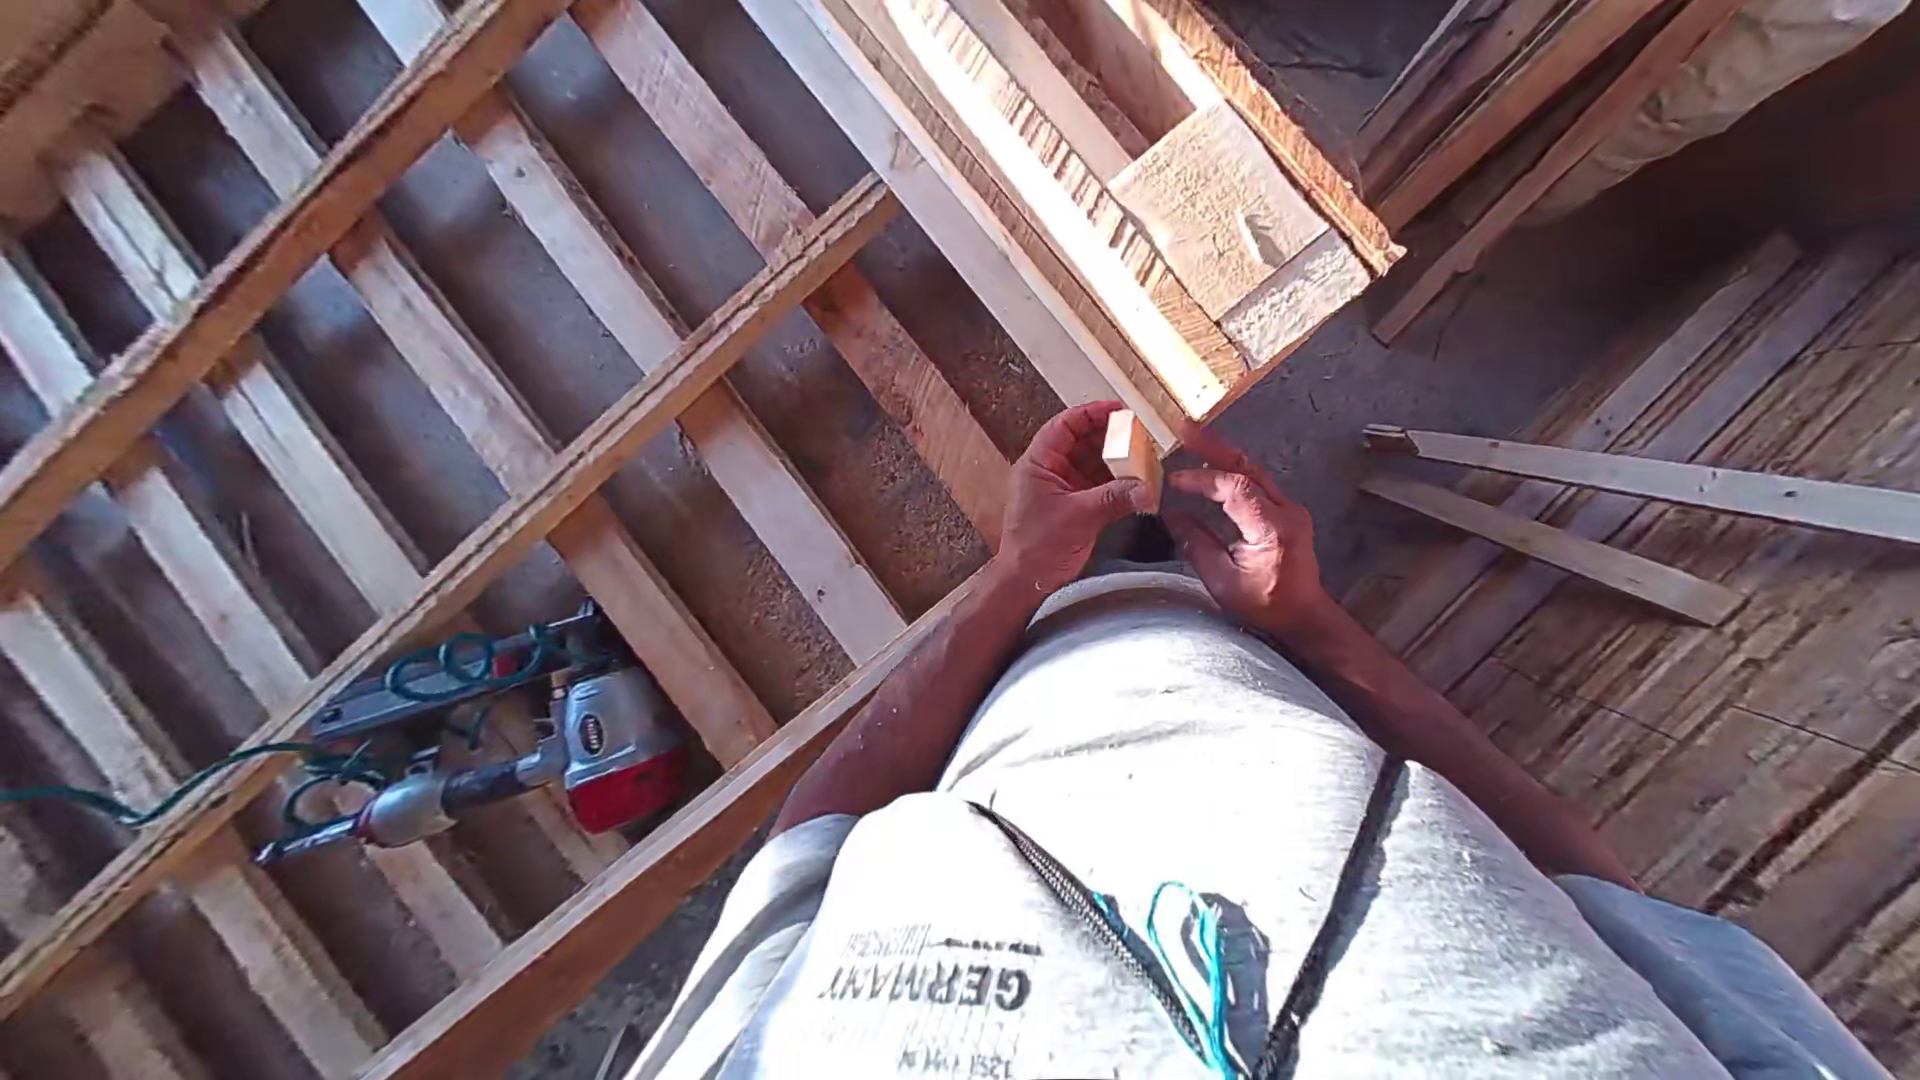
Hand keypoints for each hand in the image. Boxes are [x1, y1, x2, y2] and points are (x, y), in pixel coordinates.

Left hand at [996, 401, 1154, 592]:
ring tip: (1143, 456)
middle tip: (1139, 434)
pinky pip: (1098, 486)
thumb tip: (1145, 487)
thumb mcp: (1078, 517)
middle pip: (1081, 441)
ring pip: (1092, 463)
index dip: (1091, 414)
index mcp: (1038, 464)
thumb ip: (1114, 498)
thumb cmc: (1036, 548)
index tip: (1119, 410)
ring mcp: (1061, 489)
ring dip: (1116, 460)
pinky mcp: (1074, 507)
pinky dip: (1117, 483)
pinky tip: (1137, 482)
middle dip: (1110, 437)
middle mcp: (1049, 472)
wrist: (1026, 582)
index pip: (1064, 426)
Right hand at [1163, 426, 1333, 639]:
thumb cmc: (1265, 604)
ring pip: (1253, 471)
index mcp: (1273, 529)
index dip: (1203, 479)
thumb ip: (1197, 544)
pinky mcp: (1284, 513)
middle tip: (1186, 430)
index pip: (1236, 488)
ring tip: (1194, 441)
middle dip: (1215, 447)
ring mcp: (1289, 510)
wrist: (1303, 615)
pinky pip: (1256, 483)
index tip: (1175, 479)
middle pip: (1248, 468)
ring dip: (1222, 455)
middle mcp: (1286, 512)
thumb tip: (1172, 516)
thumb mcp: (1222, 581)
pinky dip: (1231, 471)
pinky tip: (1212, 466)